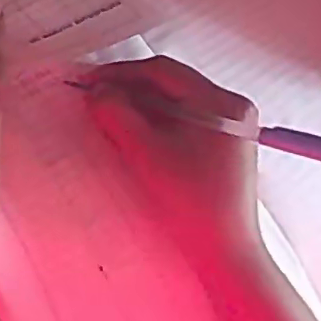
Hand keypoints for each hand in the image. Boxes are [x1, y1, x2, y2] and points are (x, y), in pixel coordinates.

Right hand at [84, 57, 261, 257]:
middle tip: (94, 96)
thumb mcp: (145, 151)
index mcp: (221, 102)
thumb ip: (117, 114)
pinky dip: (150, 120)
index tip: (90, 81)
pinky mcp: (219, 144)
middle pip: (169, 84)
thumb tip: (96, 90)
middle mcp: (230, 107)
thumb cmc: (189, 200)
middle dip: (128, 87)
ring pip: (172, 101)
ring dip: (137, 104)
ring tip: (106, 113)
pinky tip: (128, 130)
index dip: (120, 72)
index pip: (162, 71)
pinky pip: (179, 119)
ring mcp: (227, 126)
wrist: (221, 248)